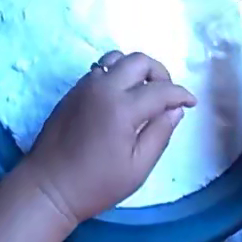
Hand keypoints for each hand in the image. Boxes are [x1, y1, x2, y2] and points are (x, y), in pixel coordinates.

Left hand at [15, 51, 195, 225]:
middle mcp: (102, 86)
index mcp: (121, 107)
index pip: (160, 89)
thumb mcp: (138, 167)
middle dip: (159, 73)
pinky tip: (123, 97)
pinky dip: (117, 74)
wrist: (49, 183)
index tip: (192, 102)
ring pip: (116, 58)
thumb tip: (175, 110)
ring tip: (145, 94)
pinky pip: (100, 69)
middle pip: (138, 60)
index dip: (181, 94)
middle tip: (168, 96)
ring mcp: (85, 84)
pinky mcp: (74, 89)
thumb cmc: (97, 183)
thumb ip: (159, 134)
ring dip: (136, 69)